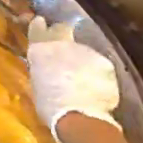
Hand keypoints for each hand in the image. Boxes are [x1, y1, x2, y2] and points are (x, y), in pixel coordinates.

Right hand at [26, 18, 120, 142]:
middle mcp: (62, 44)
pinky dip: (98, 73)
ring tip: (83, 78)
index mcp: (40, 49)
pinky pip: (99, 65)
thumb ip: (43, 70)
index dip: (39, 26)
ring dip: (82, 60)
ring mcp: (85, 51)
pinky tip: (97, 87)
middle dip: (63, 33)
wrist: (79, 117)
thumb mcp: (38, 85)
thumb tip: (47, 69)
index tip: (41, 25)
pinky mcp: (105, 62)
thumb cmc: (50, 106)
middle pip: (63, 29)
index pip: (37, 28)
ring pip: (83, 50)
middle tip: (64, 48)